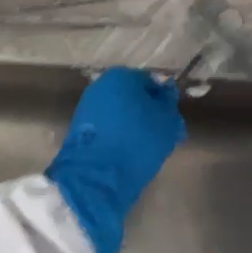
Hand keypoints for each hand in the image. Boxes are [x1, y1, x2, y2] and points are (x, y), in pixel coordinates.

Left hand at [45, 67, 185, 252]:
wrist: (96, 177)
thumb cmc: (137, 141)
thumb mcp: (167, 122)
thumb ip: (169, 103)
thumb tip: (167, 92)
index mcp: (122, 75)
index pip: (152, 82)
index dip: (165, 101)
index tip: (172, 120)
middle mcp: (101, 85)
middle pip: (133, 96)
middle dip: (147, 112)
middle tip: (161, 134)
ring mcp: (87, 107)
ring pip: (119, 113)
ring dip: (132, 125)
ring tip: (145, 147)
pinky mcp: (79, 130)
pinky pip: (107, 128)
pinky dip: (118, 136)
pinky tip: (127, 153)